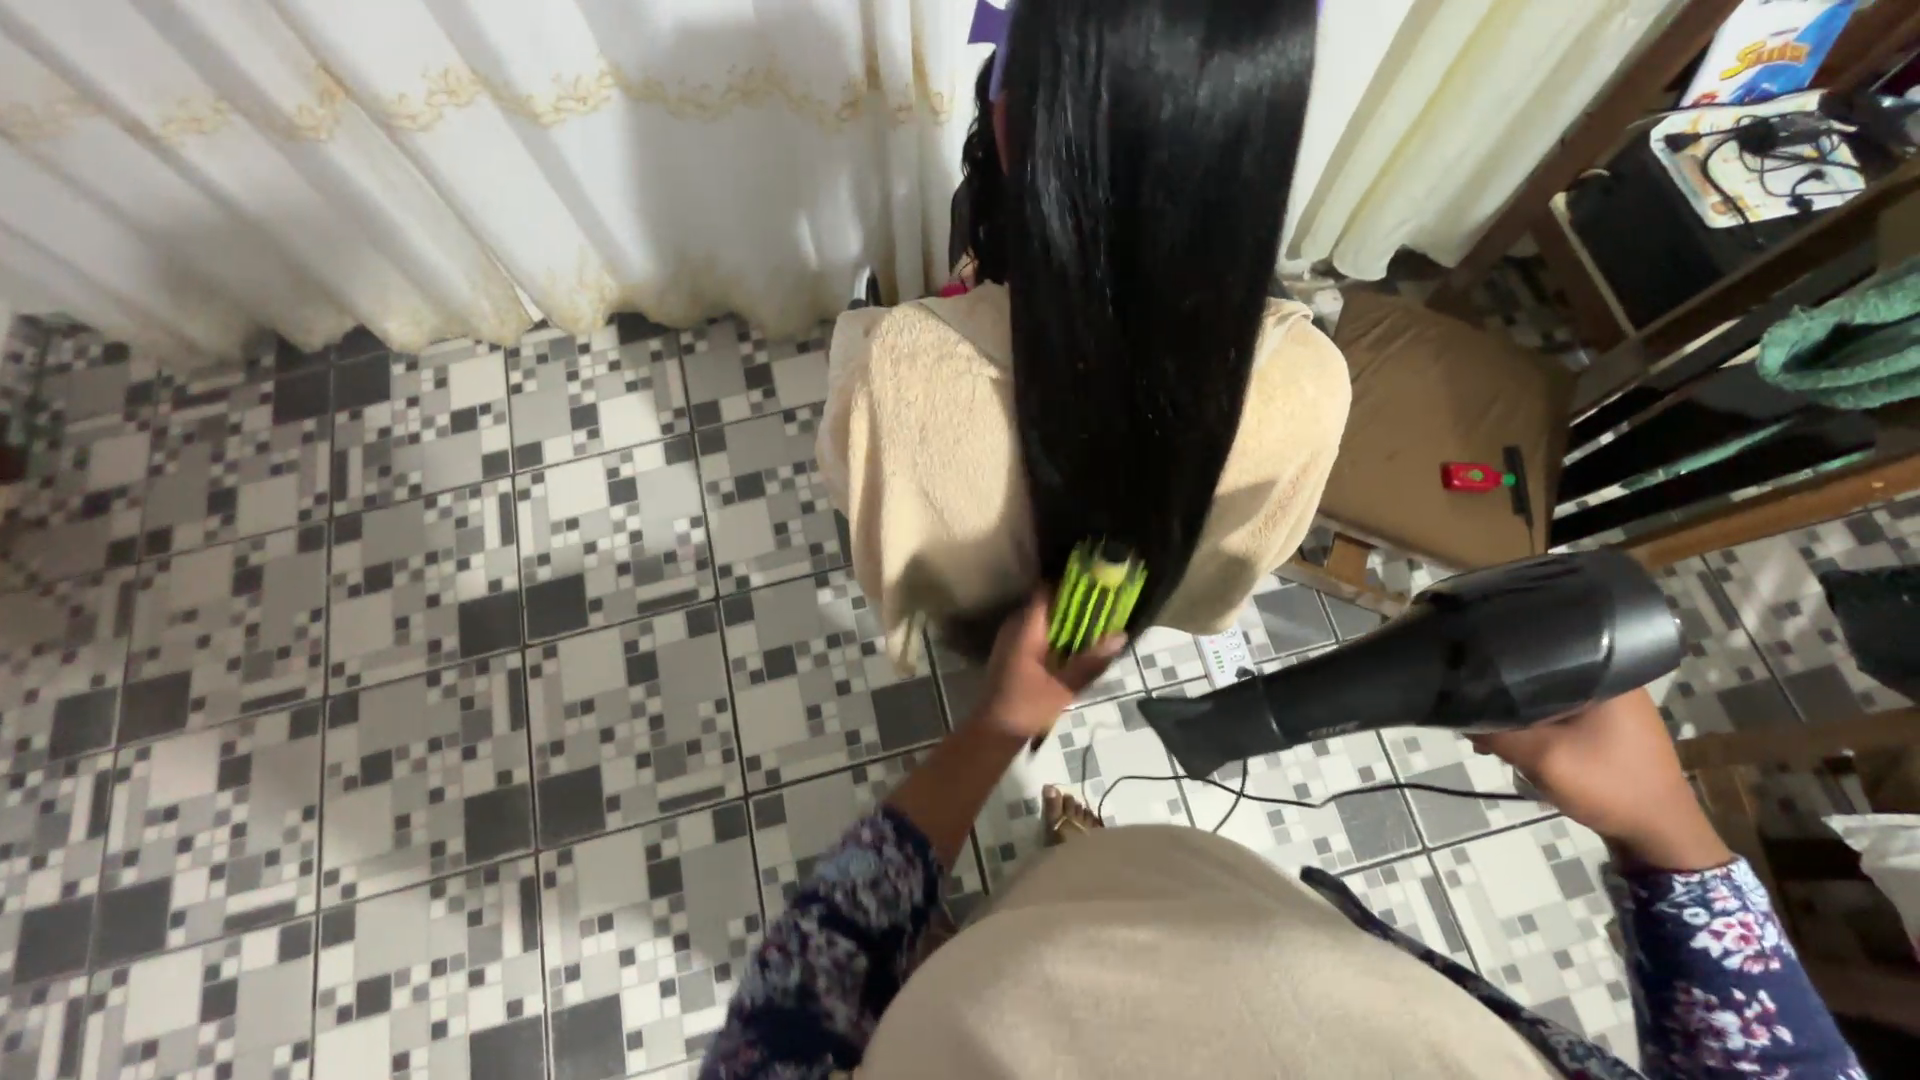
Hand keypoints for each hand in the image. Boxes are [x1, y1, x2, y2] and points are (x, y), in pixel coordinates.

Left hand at [971, 590, 1127, 741]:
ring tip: (1095, 623)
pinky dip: (1055, 635)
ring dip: (1065, 621)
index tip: (1095, 583)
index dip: (1070, 584)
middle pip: (1046, 604)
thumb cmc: (1026, 707)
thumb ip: (1091, 661)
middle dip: (1074, 604)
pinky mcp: (1012, 653)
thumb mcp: (1064, 687)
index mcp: (1025, 629)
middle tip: (1103, 606)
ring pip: (1041, 620)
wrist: (994, 732)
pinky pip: (1036, 633)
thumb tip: (1121, 636)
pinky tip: (1075, 645)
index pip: (1045, 591)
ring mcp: (1010, 640)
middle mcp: (1015, 627)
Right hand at [1470, 689, 1732, 871]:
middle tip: (1481, 729)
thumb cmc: (1609, 787)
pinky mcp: (1611, 727)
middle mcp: (1612, 682)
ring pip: (1547, 702)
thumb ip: (1495, 731)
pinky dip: (1539, 730)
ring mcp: (1614, 706)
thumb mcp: (1541, 757)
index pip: (1534, 658)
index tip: (1466, 693)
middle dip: (1506, 704)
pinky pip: (1562, 717)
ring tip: (1496, 743)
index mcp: (1605, 675)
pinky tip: (1523, 749)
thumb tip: (1455, 710)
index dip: (1495, 674)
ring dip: (1521, 721)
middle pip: (1538, 681)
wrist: (1663, 835)